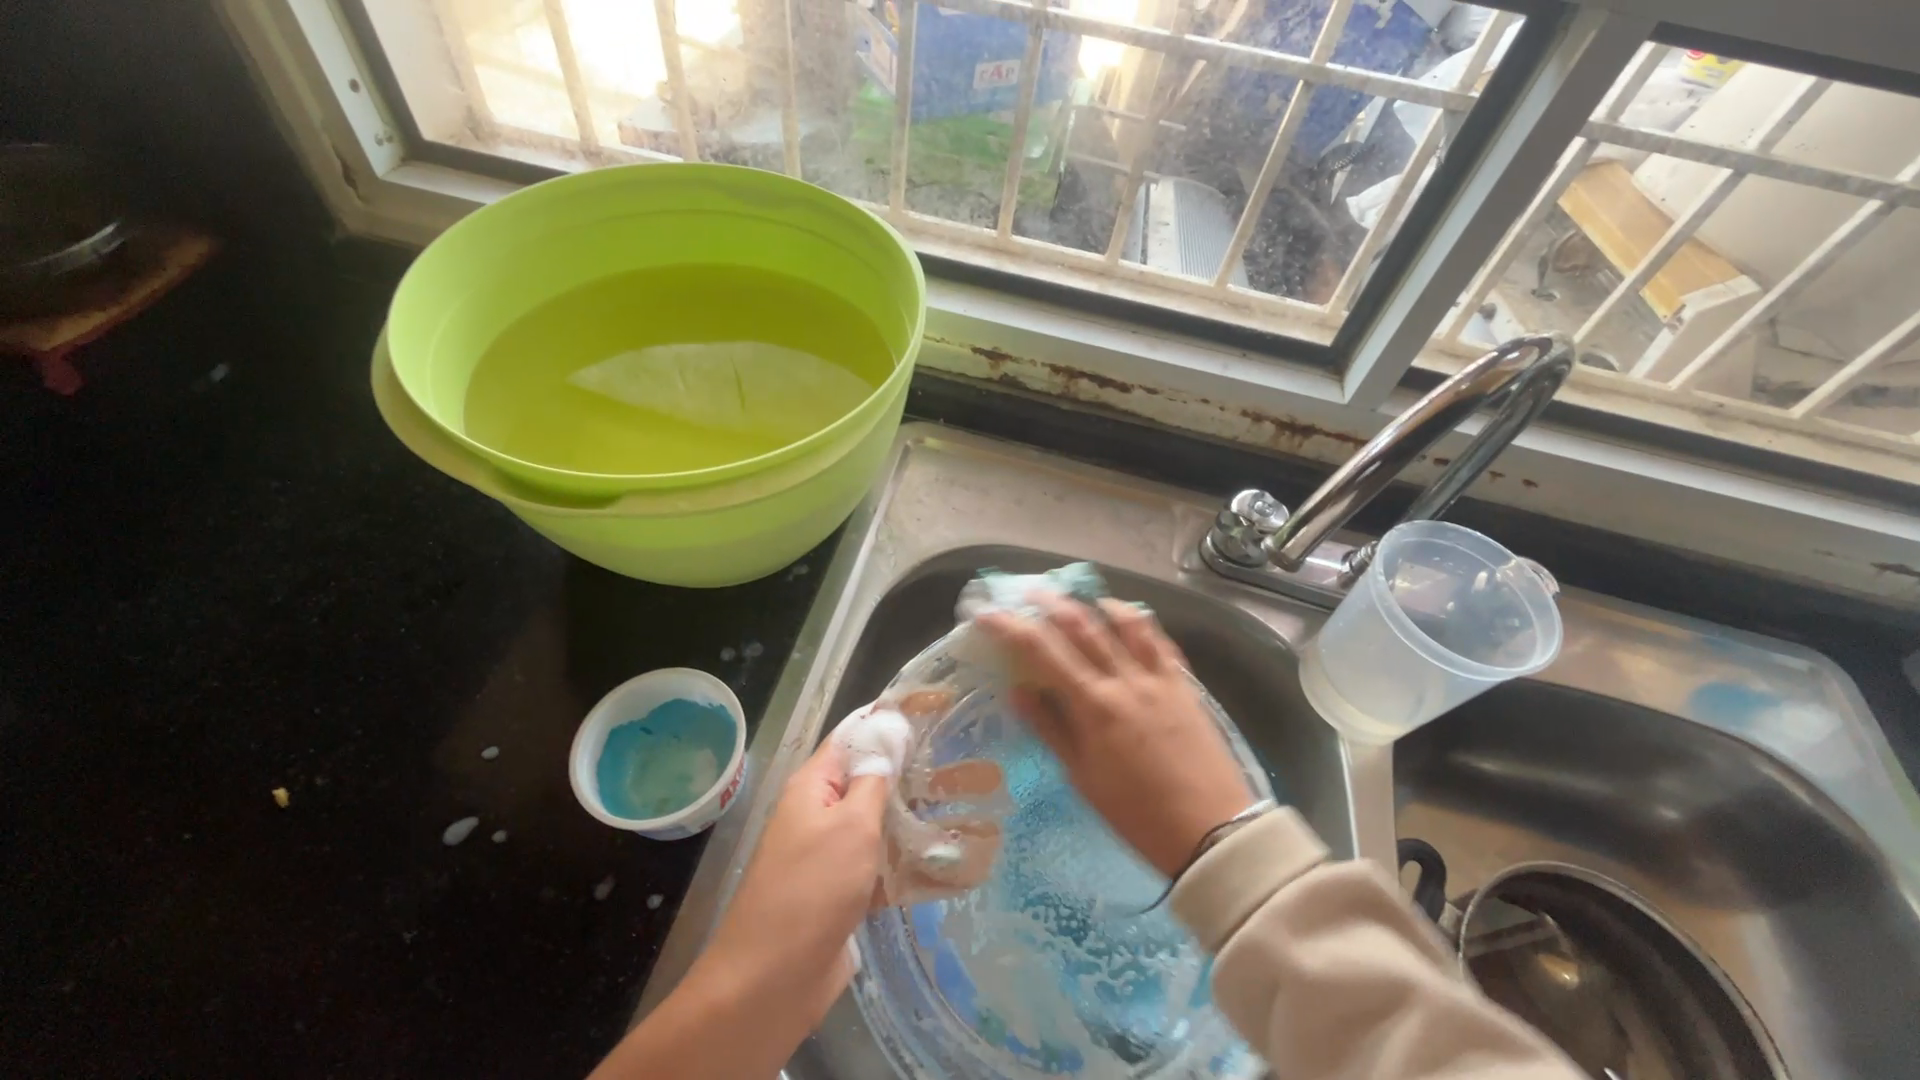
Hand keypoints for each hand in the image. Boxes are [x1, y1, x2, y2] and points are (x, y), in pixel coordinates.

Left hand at [593, 713, 1000, 1079]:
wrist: (772, 982)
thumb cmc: (810, 890)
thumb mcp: (849, 825)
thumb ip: (875, 778)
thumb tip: (891, 727)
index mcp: (815, 784)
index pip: (858, 733)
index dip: (897, 716)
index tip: (942, 704)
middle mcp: (824, 811)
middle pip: (879, 779)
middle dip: (925, 771)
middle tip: (980, 762)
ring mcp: (837, 854)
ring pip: (889, 825)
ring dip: (930, 819)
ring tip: (984, 811)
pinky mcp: (850, 892)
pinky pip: (889, 868)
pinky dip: (921, 865)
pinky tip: (965, 864)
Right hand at [979, 595, 1256, 876]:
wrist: (1211, 830)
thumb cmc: (1137, 813)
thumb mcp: (1083, 777)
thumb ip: (1052, 729)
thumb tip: (1018, 690)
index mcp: (1093, 704)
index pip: (1042, 652)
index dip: (1011, 628)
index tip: (987, 614)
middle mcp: (1125, 679)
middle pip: (1082, 627)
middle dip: (1051, 604)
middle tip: (1030, 591)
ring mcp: (1159, 678)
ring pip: (1125, 624)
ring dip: (1097, 604)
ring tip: (1080, 595)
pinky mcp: (1185, 685)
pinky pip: (1160, 641)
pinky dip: (1140, 622)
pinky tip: (1130, 618)